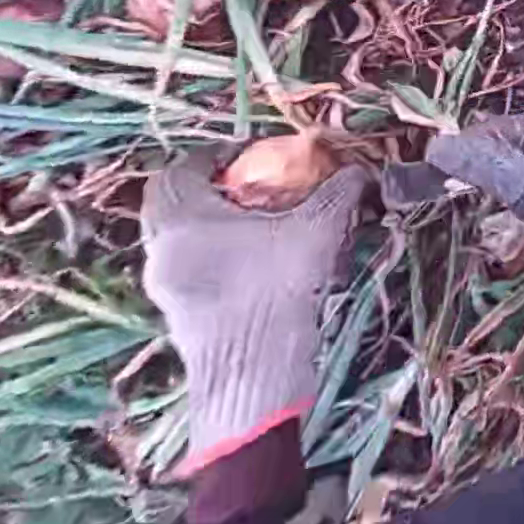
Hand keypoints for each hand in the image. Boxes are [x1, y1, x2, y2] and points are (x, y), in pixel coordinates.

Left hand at [141, 145, 363, 475]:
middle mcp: (162, 251)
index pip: (178, 170)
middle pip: (176, 203)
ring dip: (217, 221)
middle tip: (258, 183)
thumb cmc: (278, 286)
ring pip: (183, 237)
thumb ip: (340, 190)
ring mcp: (166, 286)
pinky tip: (261, 257)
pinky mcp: (180, 312)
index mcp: (182, 221)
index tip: (250, 152)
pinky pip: (192, 264)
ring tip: (264, 219)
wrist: (256, 372)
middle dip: (216, 187)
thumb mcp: (318, 227)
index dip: (212, 153)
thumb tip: (361, 169)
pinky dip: (219, 250)